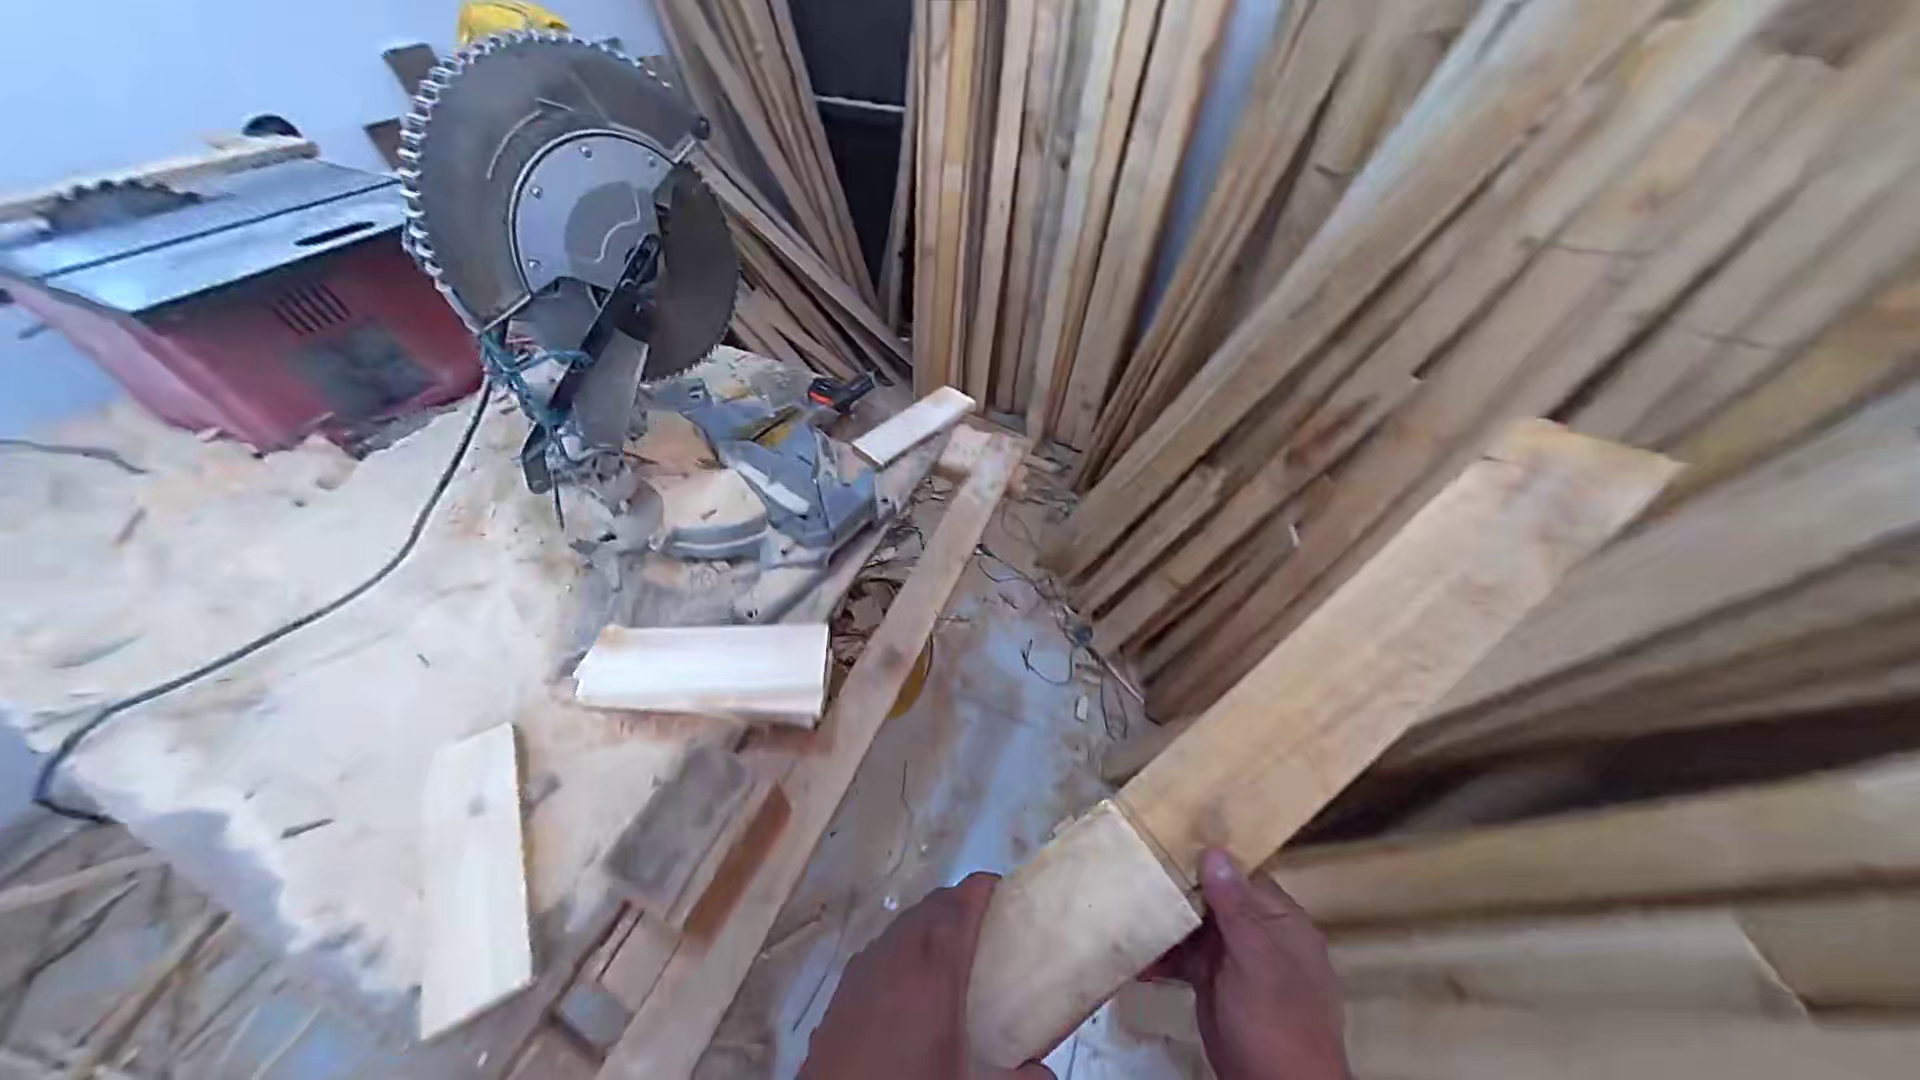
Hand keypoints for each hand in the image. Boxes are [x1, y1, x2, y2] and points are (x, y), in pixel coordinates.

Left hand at [798, 872, 1054, 1079]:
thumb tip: (1045, 1074)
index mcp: (934, 967)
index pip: (961, 904)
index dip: (984, 887)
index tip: (1005, 889)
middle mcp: (898, 954)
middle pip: (934, 906)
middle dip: (961, 903)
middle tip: (986, 922)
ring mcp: (866, 967)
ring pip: (905, 924)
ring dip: (930, 924)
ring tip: (951, 950)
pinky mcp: (844, 988)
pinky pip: (881, 948)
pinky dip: (903, 948)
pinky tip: (908, 983)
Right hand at [1145, 849, 1348, 1079]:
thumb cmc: (1275, 1021)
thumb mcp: (1256, 960)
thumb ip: (1235, 906)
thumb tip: (1214, 849)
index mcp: (1280, 922)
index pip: (1241, 875)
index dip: (1207, 857)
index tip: (1166, 837)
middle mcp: (1258, 934)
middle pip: (1213, 897)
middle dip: (1177, 888)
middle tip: (1136, 871)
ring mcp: (1235, 960)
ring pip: (1195, 926)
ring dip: (1164, 922)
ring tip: (1128, 912)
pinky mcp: (1213, 983)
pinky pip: (1185, 957)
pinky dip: (1163, 956)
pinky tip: (1137, 958)